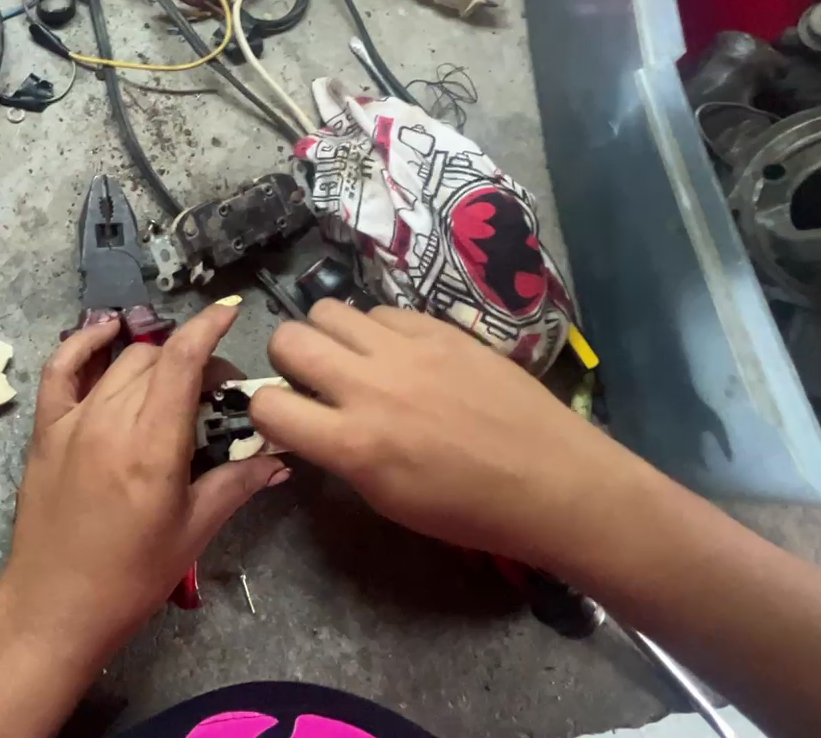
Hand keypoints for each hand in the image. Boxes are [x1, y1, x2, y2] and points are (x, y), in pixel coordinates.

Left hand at [0, 301, 287, 657]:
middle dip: (194, 360)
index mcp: (152, 445)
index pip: (182, 361)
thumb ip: (237, 484)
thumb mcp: (194, 532)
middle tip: (213, 395)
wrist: (54, 607)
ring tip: (174, 385)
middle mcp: (111, 420)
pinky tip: (106, 332)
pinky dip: (84, 343)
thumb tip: (279, 457)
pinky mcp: (47, 428)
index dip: (208, 327)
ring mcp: (73, 420)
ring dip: (155, 359)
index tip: (230, 310)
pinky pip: (62, 369)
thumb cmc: (132, 577)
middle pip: (157, 359)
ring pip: (122, 362)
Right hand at [252, 301, 660, 570]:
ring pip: (327, 310)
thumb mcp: (385, 498)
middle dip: (287, 358)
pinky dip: (376, 330)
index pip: (266, 405)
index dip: (266, 410)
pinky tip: (401, 353)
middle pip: (287, 338)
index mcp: (354, 445)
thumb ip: (335, 452)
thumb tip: (304, 418)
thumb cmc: (466, 509)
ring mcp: (406, 349)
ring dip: (328, 335)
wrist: (554, 482)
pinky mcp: (438, 327)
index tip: (286, 416)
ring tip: (355, 358)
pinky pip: (380, 310)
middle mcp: (369, 387)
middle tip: (313, 377)